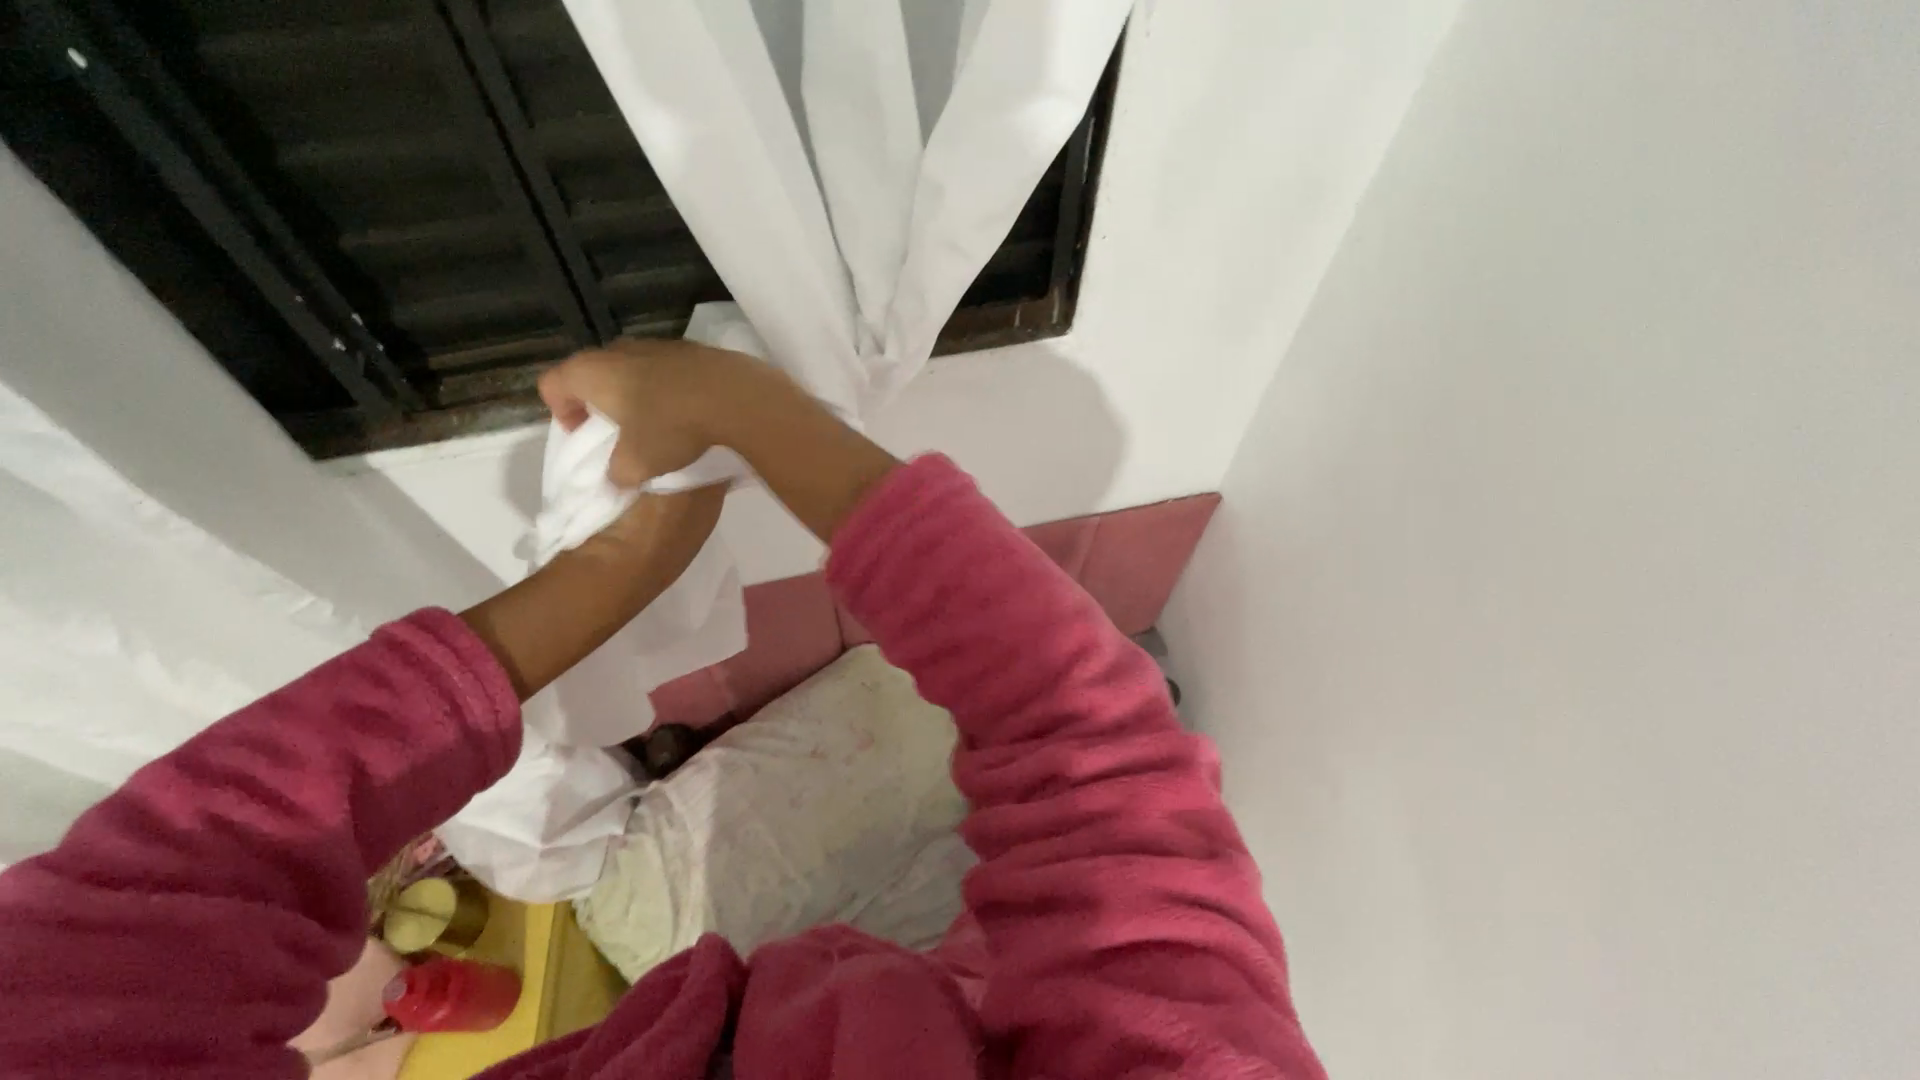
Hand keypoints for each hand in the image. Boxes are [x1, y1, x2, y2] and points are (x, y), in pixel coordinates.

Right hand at [537, 338, 775, 487]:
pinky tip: (684, 412)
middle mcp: (616, 350)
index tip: (585, 438)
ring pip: (628, 370)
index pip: (552, 385)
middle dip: (597, 404)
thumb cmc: (672, 426)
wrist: (734, 396)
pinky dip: (663, 388)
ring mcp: (654, 344)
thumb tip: (617, 477)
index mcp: (590, 372)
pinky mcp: (688, 349)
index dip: (561, 414)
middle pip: (590, 375)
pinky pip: (662, 370)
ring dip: (633, 395)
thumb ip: (616, 474)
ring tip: (653, 425)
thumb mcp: (636, 465)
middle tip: (616, 434)